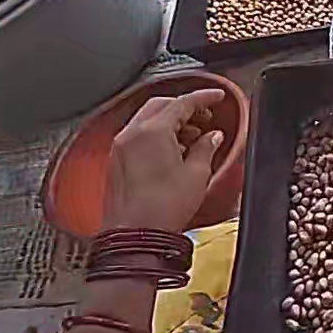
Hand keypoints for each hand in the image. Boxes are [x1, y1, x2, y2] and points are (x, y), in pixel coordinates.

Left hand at [102, 88, 226, 232]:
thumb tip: (212, 137)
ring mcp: (120, 147)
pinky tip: (173, 151)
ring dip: (171, 122)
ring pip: (148, 120)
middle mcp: (132, 134)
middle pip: (161, 105)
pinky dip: (157, 135)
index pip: (182, 102)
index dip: (203, 97)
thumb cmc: (162, 208)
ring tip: (193, 137)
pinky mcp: (116, 161)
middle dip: (185, 108)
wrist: (136, 236)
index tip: (216, 96)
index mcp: (153, 131)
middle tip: (205, 116)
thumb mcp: (197, 175)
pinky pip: (138, 136)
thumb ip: (206, 148)